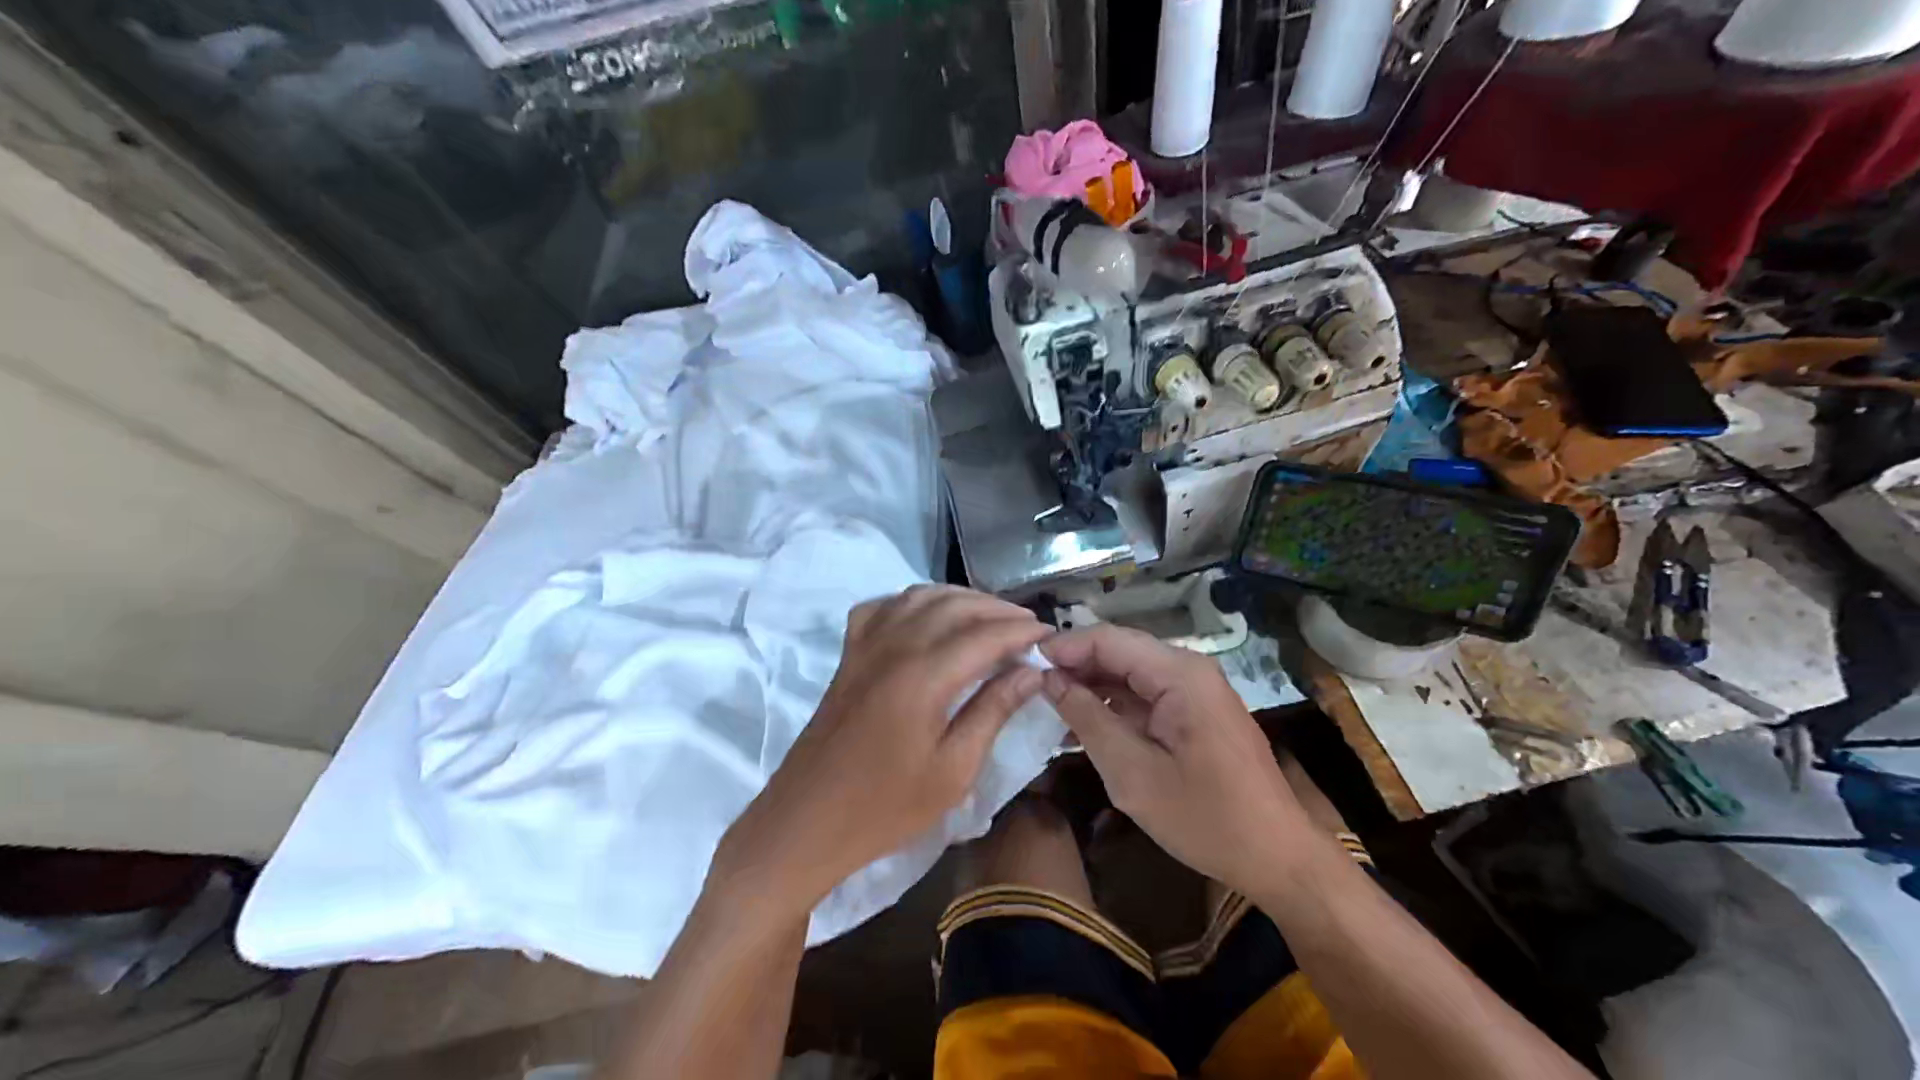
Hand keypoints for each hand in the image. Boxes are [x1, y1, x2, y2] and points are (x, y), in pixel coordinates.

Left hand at [713, 586, 1049, 912]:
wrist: (807, 820)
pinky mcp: (848, 655)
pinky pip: (882, 608)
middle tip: (1027, 626)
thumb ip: (993, 711)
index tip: (1050, 635)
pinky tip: (927, 617)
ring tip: (988, 616)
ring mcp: (865, 646)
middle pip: (954, 606)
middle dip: (996, 609)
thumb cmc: (885, 807)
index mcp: (923, 675)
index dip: (1020, 632)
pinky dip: (912, 602)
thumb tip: (1031, 672)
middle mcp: (893, 646)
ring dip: (959, 598)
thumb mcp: (953, 770)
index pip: (984, 635)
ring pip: (919, 597)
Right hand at [1041, 625, 1316, 895]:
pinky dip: (1113, 707)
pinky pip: (1145, 696)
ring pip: (1129, 674)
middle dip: (1073, 666)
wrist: (1277, 857)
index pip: (1108, 639)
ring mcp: (1195, 690)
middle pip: (1118, 651)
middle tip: (1028, 686)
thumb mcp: (1133, 773)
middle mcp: (1189, 669)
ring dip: (1090, 687)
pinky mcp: (1195, 711)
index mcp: (1179, 674)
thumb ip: (1088, 718)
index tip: (1023, 664)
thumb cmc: (1206, 818)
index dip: (1063, 647)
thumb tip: (1050, 679)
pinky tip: (1081, 727)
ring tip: (1045, 708)